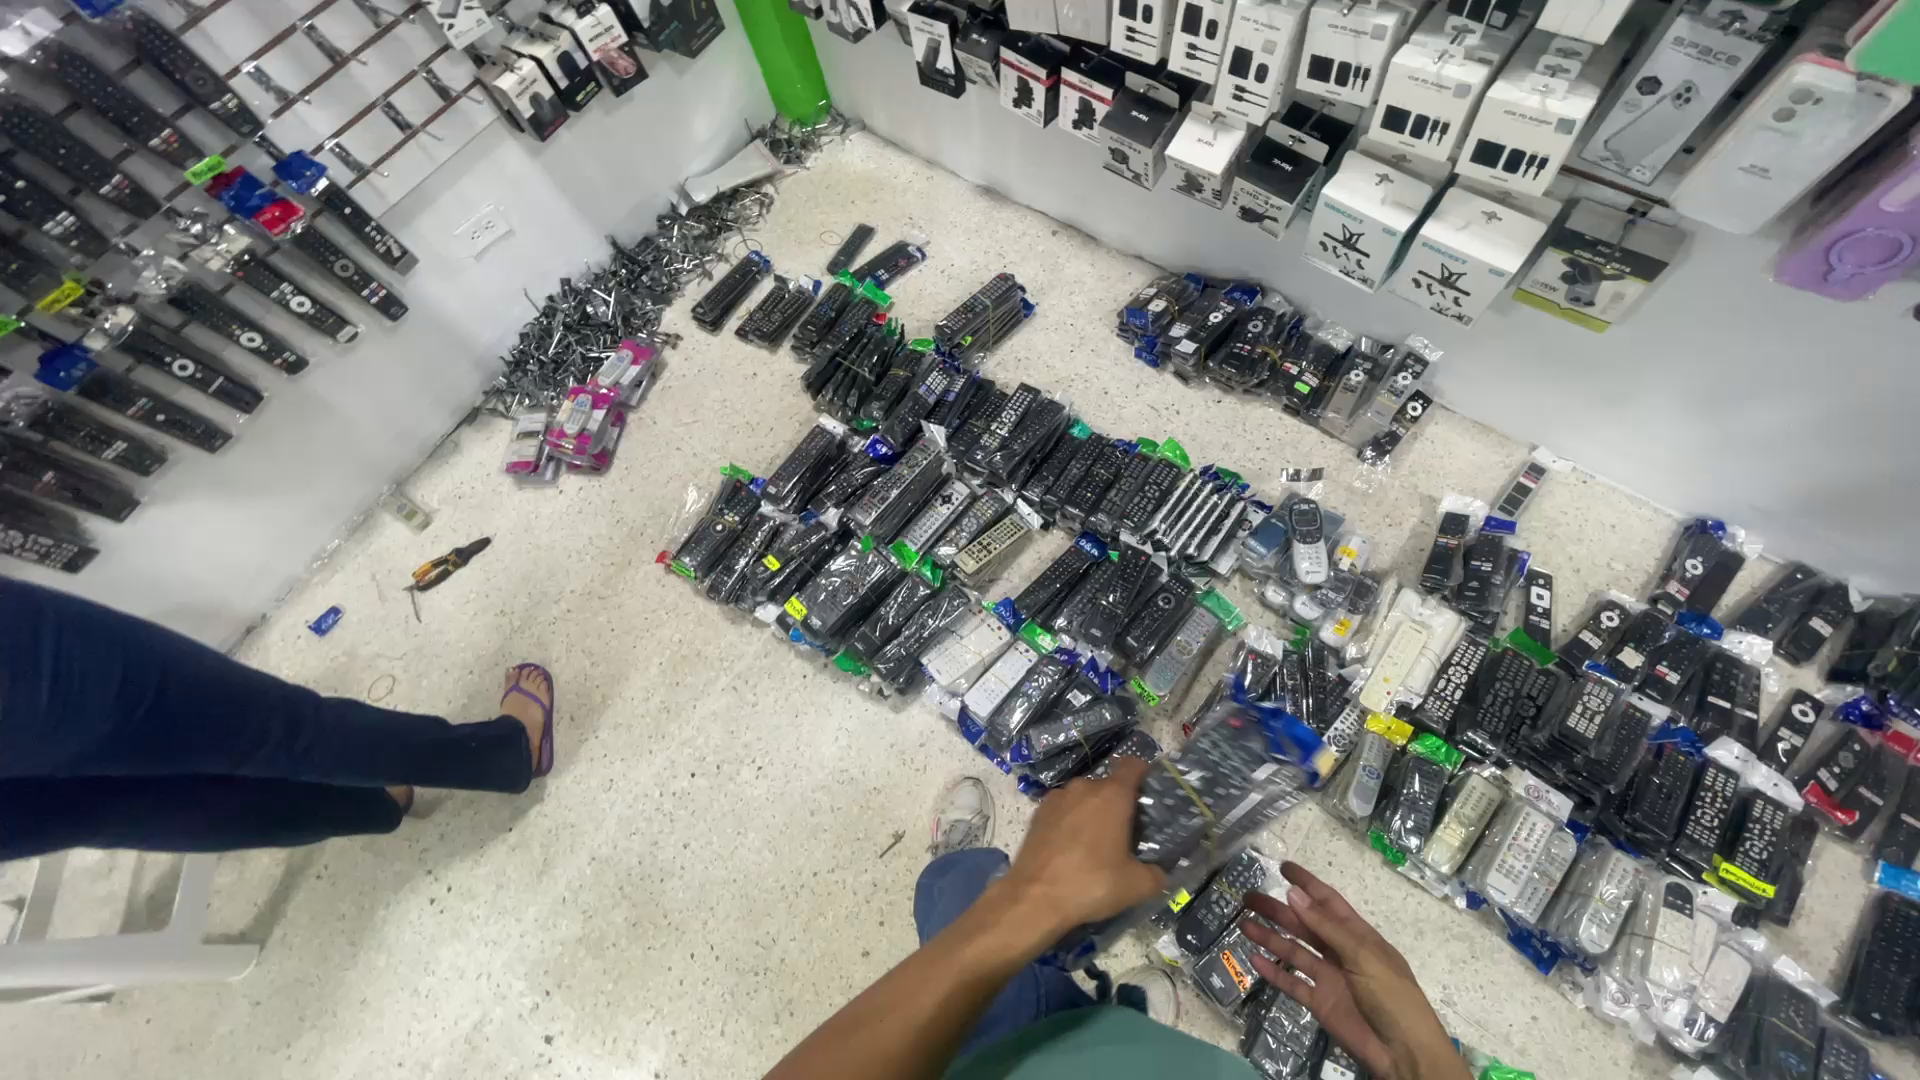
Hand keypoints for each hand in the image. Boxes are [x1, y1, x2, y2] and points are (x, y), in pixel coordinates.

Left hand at [996, 757, 1167, 938]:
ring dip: (1092, 812)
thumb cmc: (1091, 883)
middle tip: (1125, 832)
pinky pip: (1064, 808)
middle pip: (1108, 785)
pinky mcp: (1038, 811)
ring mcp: (1057, 797)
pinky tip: (1071, 847)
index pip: (1132, 766)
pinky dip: (1071, 820)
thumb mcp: (1136, 886)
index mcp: (1112, 795)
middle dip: (1118, 803)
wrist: (1035, 896)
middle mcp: (1084, 787)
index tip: (1148, 791)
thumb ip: (1156, 874)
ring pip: (1084, 797)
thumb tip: (1159, 872)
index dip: (1142, 773)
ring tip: (1096, 842)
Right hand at [1240, 863, 1468, 1079]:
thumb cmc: (1393, 997)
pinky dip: (1273, 972)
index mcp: (1357, 936)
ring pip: (1293, 950)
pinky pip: (1292, 983)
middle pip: (1304, 924)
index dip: (1306, 884)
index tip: (1282, 867)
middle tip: (1249, 897)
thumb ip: (1326, 926)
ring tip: (1243, 924)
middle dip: (1277, 909)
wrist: (1405, 1055)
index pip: (1327, 902)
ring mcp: (1329, 978)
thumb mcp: (1363, 955)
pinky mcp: (1320, 1002)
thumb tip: (1293, 893)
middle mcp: (1340, 952)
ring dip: (1269, 936)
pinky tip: (1254, 960)